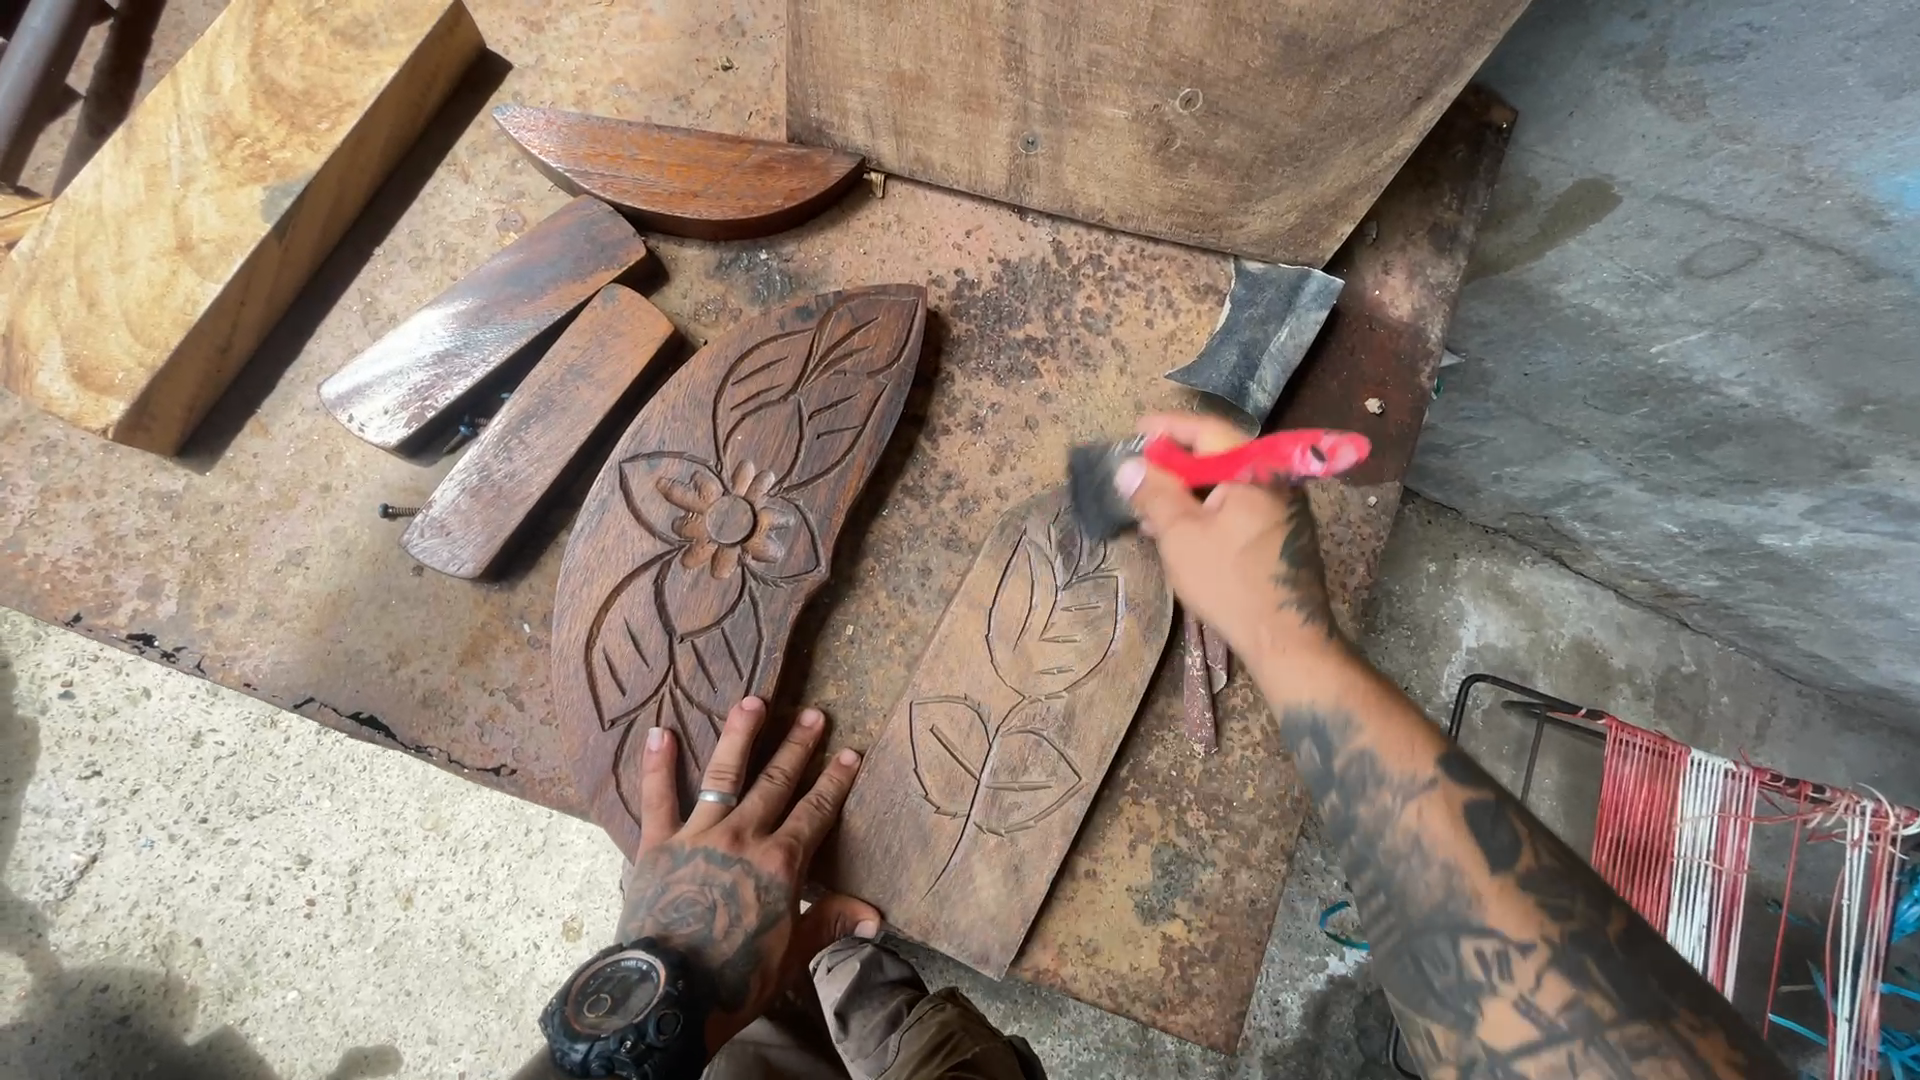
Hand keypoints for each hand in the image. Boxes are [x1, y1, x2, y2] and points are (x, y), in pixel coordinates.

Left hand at [618, 697, 879, 1056]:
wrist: (666, 997)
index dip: (836, 781)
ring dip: (741, 735)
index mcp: (780, 862)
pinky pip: (657, 799)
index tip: (850, 752)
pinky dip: (657, 765)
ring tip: (753, 700)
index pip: (816, 810)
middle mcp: (744, 836)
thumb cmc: (735, 979)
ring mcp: (699, 834)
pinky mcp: (658, 844)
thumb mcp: (793, 953)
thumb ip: (830, 921)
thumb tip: (877, 917)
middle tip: (814, 714)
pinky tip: (659, 732)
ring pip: (725, 774)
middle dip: (799, 746)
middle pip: (777, 782)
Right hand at [1116, 412, 1339, 652]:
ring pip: (1225, 483)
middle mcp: (1274, 480)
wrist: (1285, 637)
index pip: (1208, 430)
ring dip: (1186, 490)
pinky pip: (1236, 505)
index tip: (1139, 430)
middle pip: (1218, 455)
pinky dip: (1205, 508)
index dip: (1169, 427)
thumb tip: (1128, 466)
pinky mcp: (1279, 532)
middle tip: (1140, 469)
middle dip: (1174, 462)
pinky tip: (1178, 528)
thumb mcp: (1180, 534)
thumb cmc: (1229, 581)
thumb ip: (1154, 493)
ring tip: (1149, 506)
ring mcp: (1281, 507)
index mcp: (1254, 470)